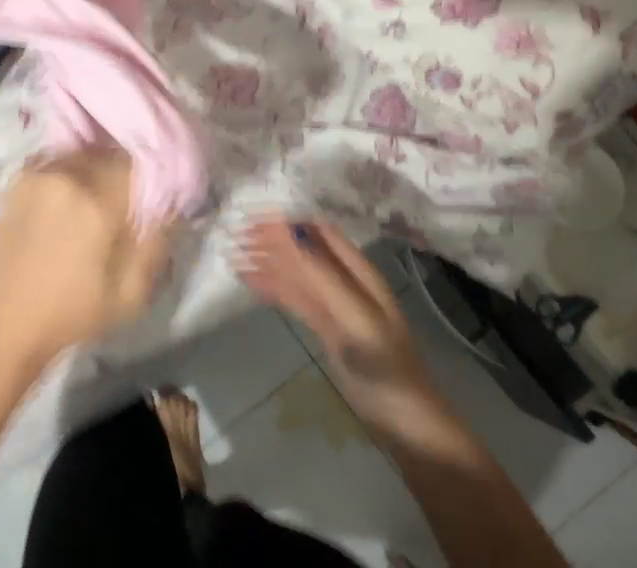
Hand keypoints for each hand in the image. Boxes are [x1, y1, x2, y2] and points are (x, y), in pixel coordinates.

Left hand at [0, 148, 171, 370]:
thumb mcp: (129, 293)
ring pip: (81, 156)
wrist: (4, 320)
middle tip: (129, 199)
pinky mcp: (18, 182)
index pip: (137, 163)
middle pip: (108, 154)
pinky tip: (71, 202)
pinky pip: (57, 165)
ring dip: (96, 170)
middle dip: (123, 172)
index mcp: (96, 201)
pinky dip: (70, 175)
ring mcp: (38, 175)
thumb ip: (154, 245)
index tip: (156, 194)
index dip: (151, 175)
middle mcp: (67, 176)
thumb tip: (167, 209)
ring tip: (100, 201)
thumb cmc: (71, 312)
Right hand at [236, 218, 439, 440]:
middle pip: (304, 249)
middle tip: (234, 236)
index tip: (252, 218)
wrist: (403, 418)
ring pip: (295, 273)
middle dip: (271, 239)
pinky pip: (294, 297)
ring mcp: (334, 304)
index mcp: (359, 272)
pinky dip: (272, 286)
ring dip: (267, 261)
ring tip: (233, 255)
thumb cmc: (385, 365)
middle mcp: (346, 281)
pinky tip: (249, 280)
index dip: (287, 221)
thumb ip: (323, 274)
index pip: (319, 231)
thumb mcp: (355, 317)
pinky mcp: (325, 325)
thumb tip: (291, 231)